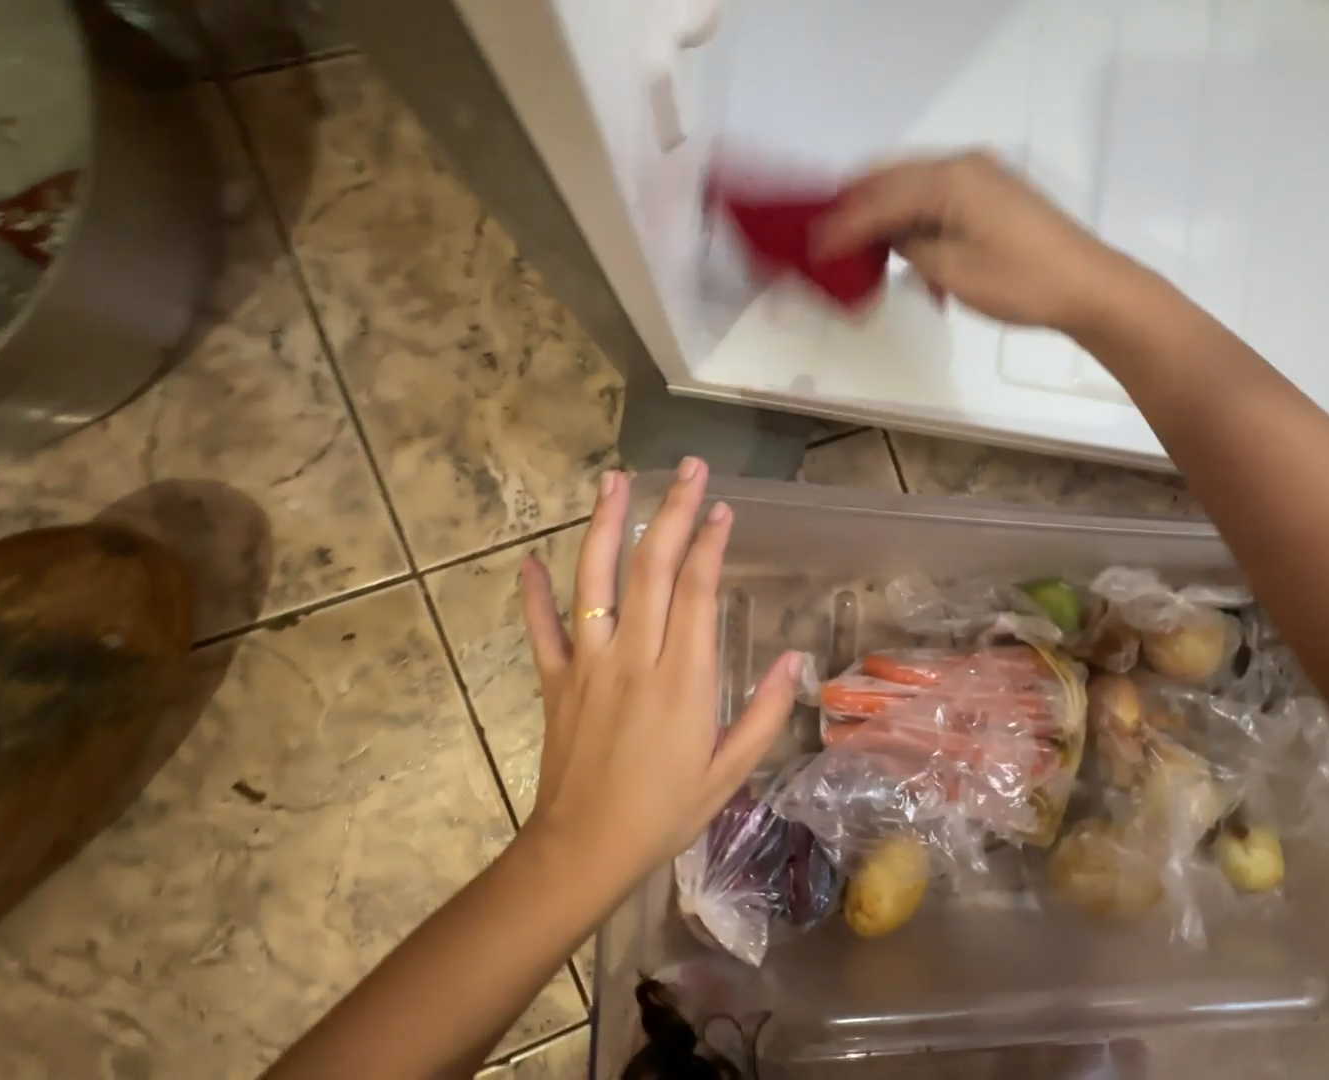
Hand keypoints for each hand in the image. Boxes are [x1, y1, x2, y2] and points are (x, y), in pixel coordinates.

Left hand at [516, 460, 800, 885]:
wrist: (583, 850)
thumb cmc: (666, 811)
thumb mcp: (731, 770)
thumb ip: (767, 713)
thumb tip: (797, 659)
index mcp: (682, 678)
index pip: (695, 590)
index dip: (710, 543)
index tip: (723, 508)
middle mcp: (633, 657)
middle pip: (650, 567)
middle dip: (672, 511)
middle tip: (687, 468)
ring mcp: (587, 664)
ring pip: (594, 580)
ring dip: (605, 525)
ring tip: (614, 480)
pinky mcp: (555, 680)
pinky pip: (542, 628)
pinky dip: (535, 592)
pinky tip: (532, 559)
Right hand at [813, 151, 1134, 333]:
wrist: (1089, 288)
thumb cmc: (1023, 284)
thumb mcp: (952, 271)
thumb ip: (909, 248)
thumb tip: (887, 238)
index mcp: (951, 179)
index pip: (880, 197)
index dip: (842, 224)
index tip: (811, 246)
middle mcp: (964, 165)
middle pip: (892, 179)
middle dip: (857, 209)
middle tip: (826, 240)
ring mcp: (982, 177)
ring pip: (914, 189)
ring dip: (886, 217)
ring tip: (858, 250)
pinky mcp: (994, 195)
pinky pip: (938, 199)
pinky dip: (914, 222)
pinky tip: (903, 251)